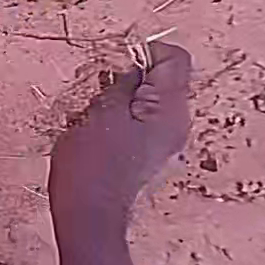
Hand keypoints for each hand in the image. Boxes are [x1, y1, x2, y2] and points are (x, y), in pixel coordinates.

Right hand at [49, 43, 192, 227]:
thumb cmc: (91, 163)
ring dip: (115, 98)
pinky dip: (115, 116)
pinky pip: (136, 120)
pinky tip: (94, 130)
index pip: (174, 58)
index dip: (143, 52)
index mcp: (170, 110)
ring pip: (145, 100)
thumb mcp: (103, 113)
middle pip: (160, 79)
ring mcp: (163, 141)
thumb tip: (133, 66)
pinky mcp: (147, 153)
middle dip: (126, 77)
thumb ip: (123, 84)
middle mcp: (176, 123)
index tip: (113, 64)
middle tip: (95, 90)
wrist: (88, 212)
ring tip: (90, 114)